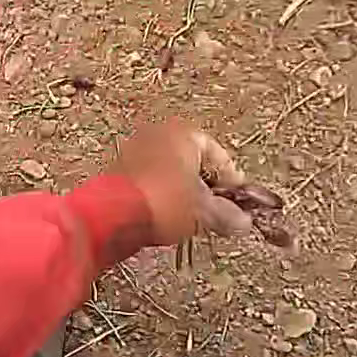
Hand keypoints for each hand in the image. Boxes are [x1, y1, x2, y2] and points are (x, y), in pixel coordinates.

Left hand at [114, 122, 252, 245]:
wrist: (112, 215)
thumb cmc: (166, 202)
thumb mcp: (204, 211)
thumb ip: (227, 214)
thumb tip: (243, 223)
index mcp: (184, 133)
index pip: (217, 154)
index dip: (231, 180)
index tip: (238, 201)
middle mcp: (159, 133)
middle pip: (192, 160)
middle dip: (205, 185)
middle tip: (216, 209)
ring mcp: (135, 149)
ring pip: (170, 170)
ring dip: (183, 191)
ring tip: (192, 216)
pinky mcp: (118, 169)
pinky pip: (151, 179)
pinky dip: (162, 194)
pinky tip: (167, 215)